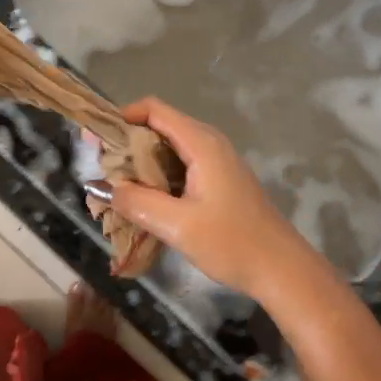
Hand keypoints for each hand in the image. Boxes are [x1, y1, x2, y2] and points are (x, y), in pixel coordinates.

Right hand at [108, 97, 318, 299]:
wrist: (284, 271)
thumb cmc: (233, 244)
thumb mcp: (178, 226)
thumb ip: (137, 203)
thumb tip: (100, 188)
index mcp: (200, 142)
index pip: (152, 109)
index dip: (120, 117)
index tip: (96, 139)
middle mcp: (208, 142)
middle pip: (158, 126)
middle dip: (126, 143)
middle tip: (103, 169)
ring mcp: (216, 160)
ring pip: (168, 147)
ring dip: (141, 161)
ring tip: (118, 186)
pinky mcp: (219, 179)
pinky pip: (180, 163)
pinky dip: (158, 174)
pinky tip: (146, 199)